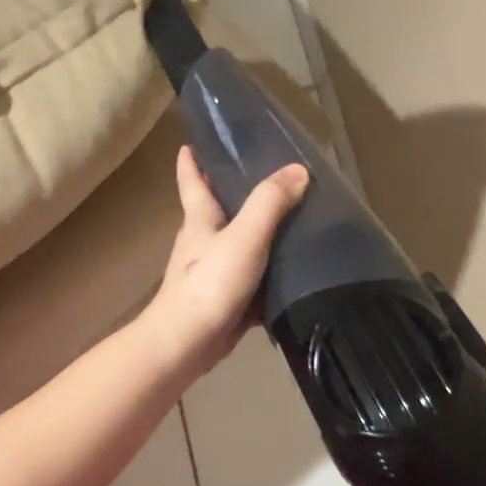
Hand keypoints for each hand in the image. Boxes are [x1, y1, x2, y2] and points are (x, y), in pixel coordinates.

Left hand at [138, 146, 308, 374]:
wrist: (188, 343)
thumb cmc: (209, 284)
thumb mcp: (244, 236)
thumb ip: (270, 203)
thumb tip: (297, 170)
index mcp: (199, 221)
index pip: (191, 182)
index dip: (191, 161)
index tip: (192, 142)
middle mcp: (201, 243)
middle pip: (217, 211)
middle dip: (233, 194)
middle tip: (264, 176)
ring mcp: (212, 274)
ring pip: (236, 246)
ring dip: (256, 234)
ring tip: (290, 220)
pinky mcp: (225, 302)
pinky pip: (250, 281)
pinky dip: (266, 275)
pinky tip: (292, 273)